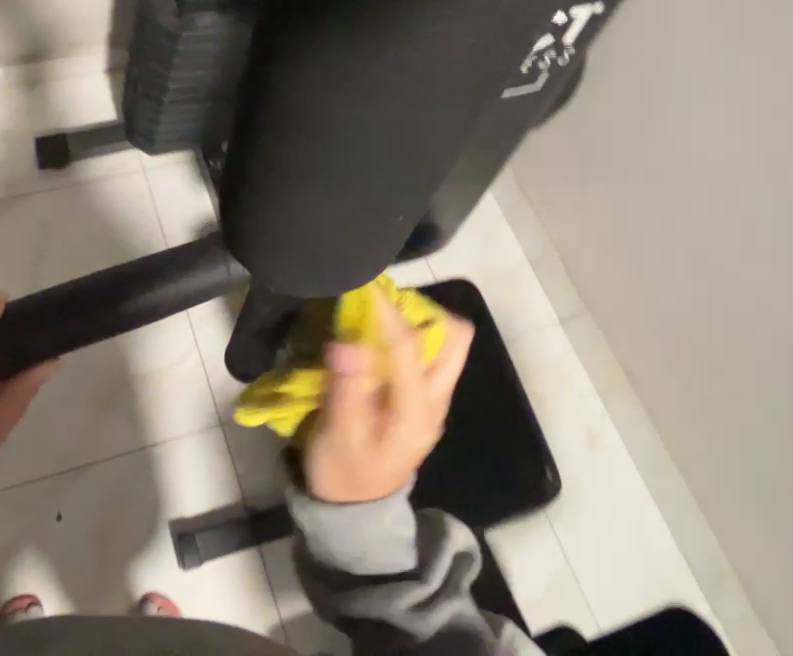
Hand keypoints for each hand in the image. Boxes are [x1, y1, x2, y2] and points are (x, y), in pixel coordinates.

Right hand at [303, 299, 473, 503]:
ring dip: (416, 319)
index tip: (366, 284)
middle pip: (454, 339)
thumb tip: (348, 345)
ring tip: (376, 311)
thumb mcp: (338, 436)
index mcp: (416, 412)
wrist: (355, 509)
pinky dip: (407, 333)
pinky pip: (428, 352)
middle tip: (380, 301)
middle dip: (421, 311)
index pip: (411, 347)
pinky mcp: (422, 397)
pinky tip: (375, 333)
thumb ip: (346, 390)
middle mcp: (435, 401)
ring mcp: (433, 399)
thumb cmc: (343, 472)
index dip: (388, 312)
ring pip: (445, 343)